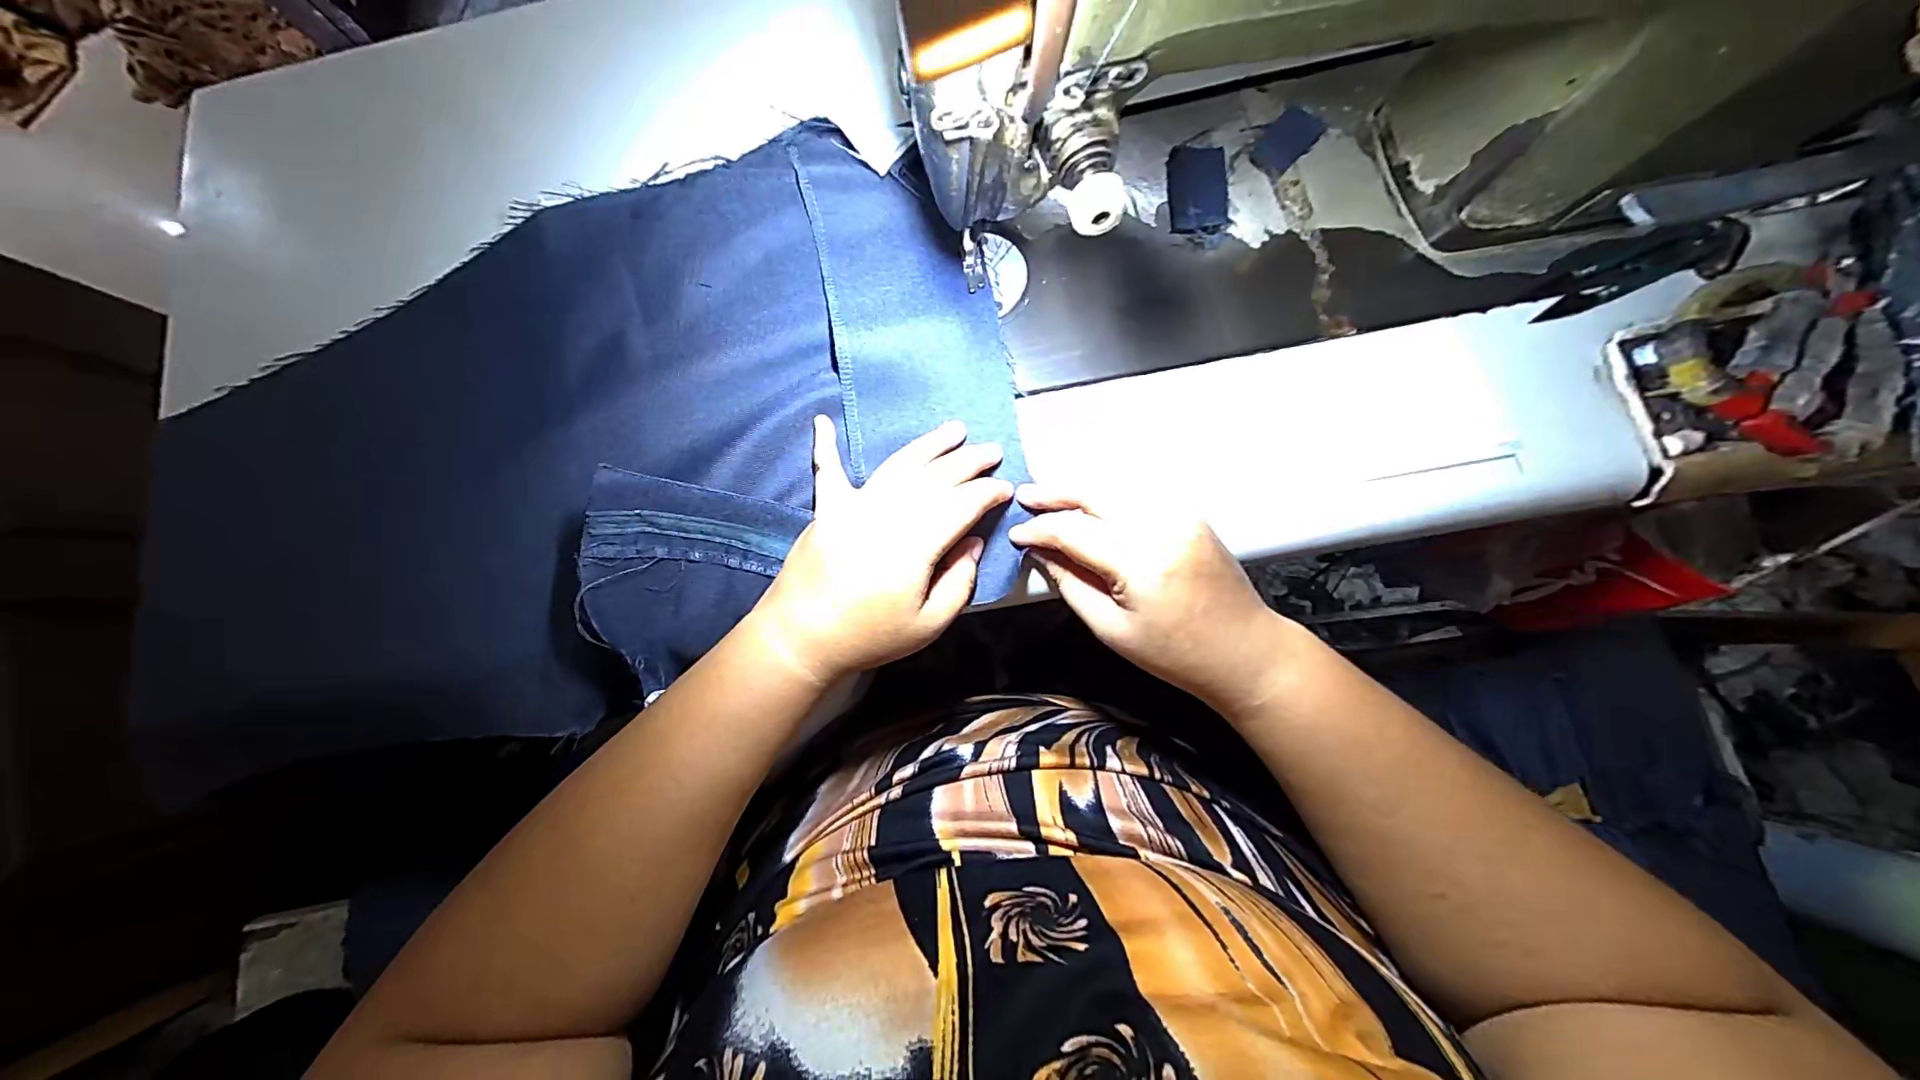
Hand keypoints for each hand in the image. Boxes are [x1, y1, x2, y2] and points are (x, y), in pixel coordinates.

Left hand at [749, 416, 1013, 685]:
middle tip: (992, 451)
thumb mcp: (929, 623)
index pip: (961, 505)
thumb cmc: (870, 636)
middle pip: (935, 478)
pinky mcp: (826, 510)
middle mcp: (886, 514)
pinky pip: (827, 471)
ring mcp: (853, 507)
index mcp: (915, 544)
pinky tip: (823, 422)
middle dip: (968, 462)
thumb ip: (959, 581)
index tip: (1005, 488)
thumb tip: (974, 542)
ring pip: (899, 465)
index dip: (987, 493)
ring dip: (929, 445)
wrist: (802, 638)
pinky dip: (825, 446)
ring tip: (954, 430)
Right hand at [1008, 484, 1302, 717]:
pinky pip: (1140, 495)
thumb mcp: (1111, 630)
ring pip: (1116, 488)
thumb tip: (1042, 553)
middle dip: (1055, 494)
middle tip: (1027, 497)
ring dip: (1082, 491)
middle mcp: (1163, 530)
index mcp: (1142, 564)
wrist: (1244, 650)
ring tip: (1052, 498)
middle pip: (1095, 494)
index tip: (1019, 535)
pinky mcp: (1191, 516)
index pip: (1074, 531)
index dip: (1039, 530)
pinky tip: (1092, 505)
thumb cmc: (1180, 654)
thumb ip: (1070, 584)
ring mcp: (1182, 518)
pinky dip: (1111, 496)